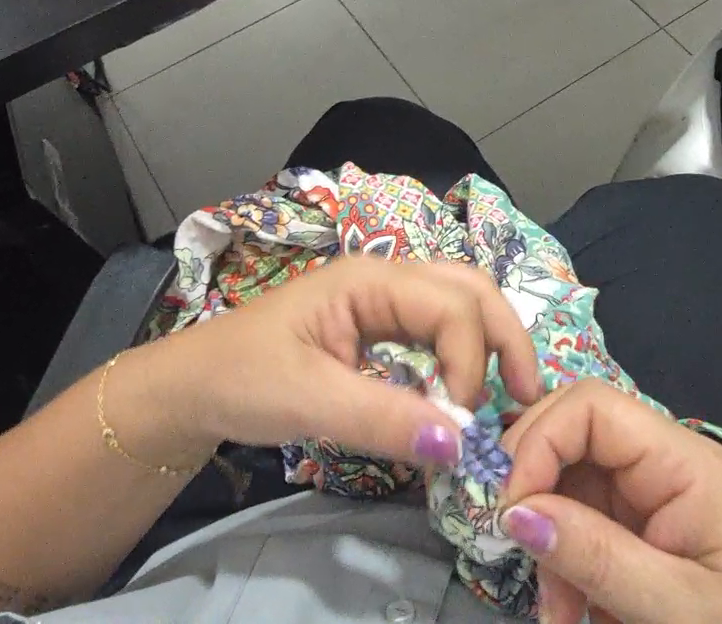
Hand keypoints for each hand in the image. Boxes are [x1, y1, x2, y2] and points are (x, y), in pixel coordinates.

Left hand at [123, 257, 544, 468]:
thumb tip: (460, 444)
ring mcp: (381, 301)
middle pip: (469, 288)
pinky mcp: (376, 327)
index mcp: (369, 279)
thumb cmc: (241, 378)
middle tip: (527, 395)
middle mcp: (384, 279)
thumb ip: (384, 418)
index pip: (451, 306)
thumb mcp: (308, 399)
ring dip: (488, 342)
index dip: (470, 364)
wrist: (194, 386)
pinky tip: (463, 392)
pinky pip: (435, 331)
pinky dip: (461, 356)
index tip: (459, 424)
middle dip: (504, 335)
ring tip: (508, 393)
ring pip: (458, 304)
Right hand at [499, 380, 721, 623]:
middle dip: (535, 489)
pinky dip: (562, 564)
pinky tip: (568, 611)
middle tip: (511, 546)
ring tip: (555, 613)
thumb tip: (513, 512)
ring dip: (547, 542)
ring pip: (568, 485)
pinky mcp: (641, 528)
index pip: (593, 406)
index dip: (540, 439)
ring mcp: (651, 496)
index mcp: (684, 462)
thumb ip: (596, 557)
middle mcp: (663, 464)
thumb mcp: (678, 609)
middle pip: (573, 437)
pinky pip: (581, 523)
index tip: (510, 506)